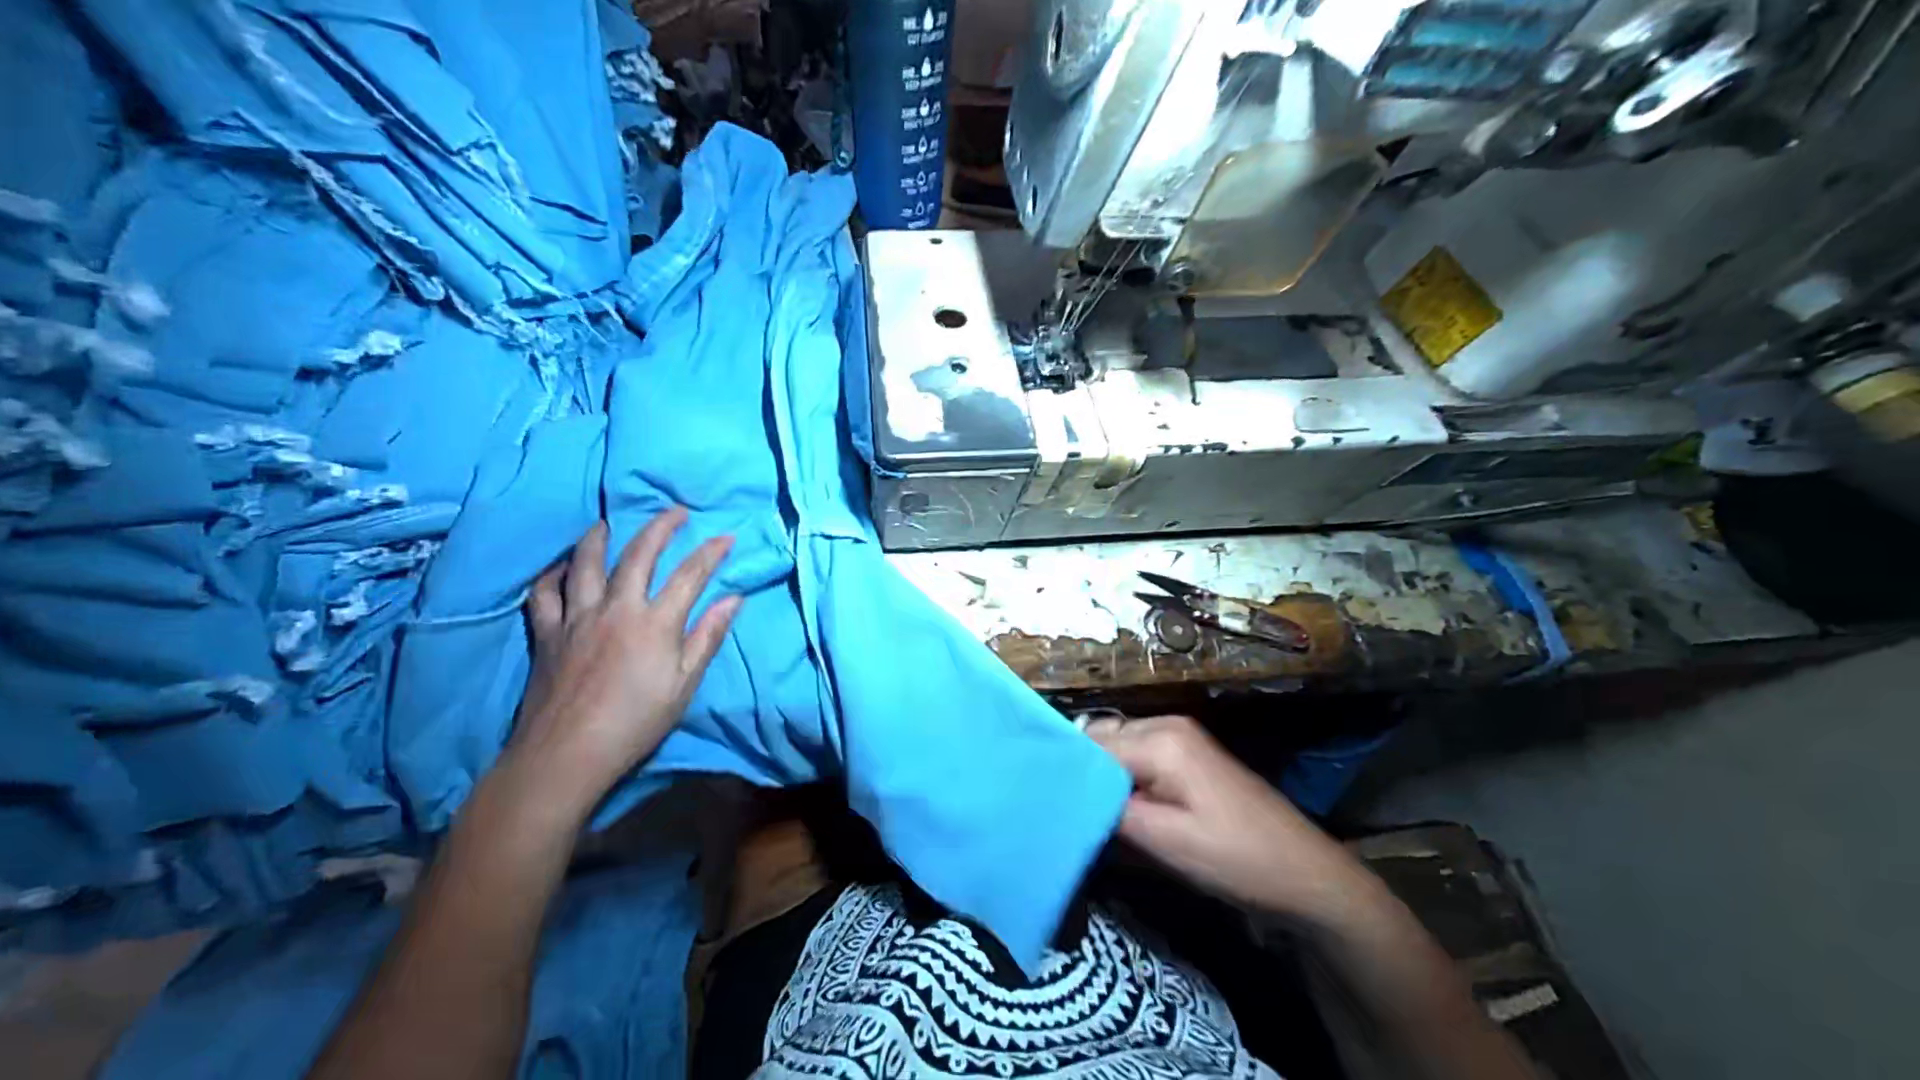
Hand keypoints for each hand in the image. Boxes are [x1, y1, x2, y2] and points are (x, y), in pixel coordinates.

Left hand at [503, 508, 740, 819]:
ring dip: (599, 537)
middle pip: (638, 555)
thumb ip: (707, 637)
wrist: (567, 754)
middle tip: (674, 511)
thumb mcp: (684, 684)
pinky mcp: (546, 633)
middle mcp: (615, 608)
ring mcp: (576, 617)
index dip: (711, 552)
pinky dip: (552, 575)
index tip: (726, 536)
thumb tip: (733, 599)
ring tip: (608, 523)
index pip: (689, 574)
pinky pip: (544, 593)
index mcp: (654, 623)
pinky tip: (559, 567)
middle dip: (660, 527)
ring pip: (585, 564)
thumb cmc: (635, 723)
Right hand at [1087, 715, 1379, 922]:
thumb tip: (1066, 794)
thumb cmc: (1236, 858)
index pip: (1089, 745)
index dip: (1066, 773)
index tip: (1044, 802)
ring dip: (1101, 777)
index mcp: (1161, 739)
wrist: (1306, 874)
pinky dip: (1122, 778)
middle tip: (1064, 810)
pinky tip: (1120, 808)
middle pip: (1100, 739)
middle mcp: (1166, 725)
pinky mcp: (1187, 755)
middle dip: (1082, 772)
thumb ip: (1111, 811)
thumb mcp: (1165, 842)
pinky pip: (1136, 756)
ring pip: (1115, 747)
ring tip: (1087, 812)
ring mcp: (1179, 737)